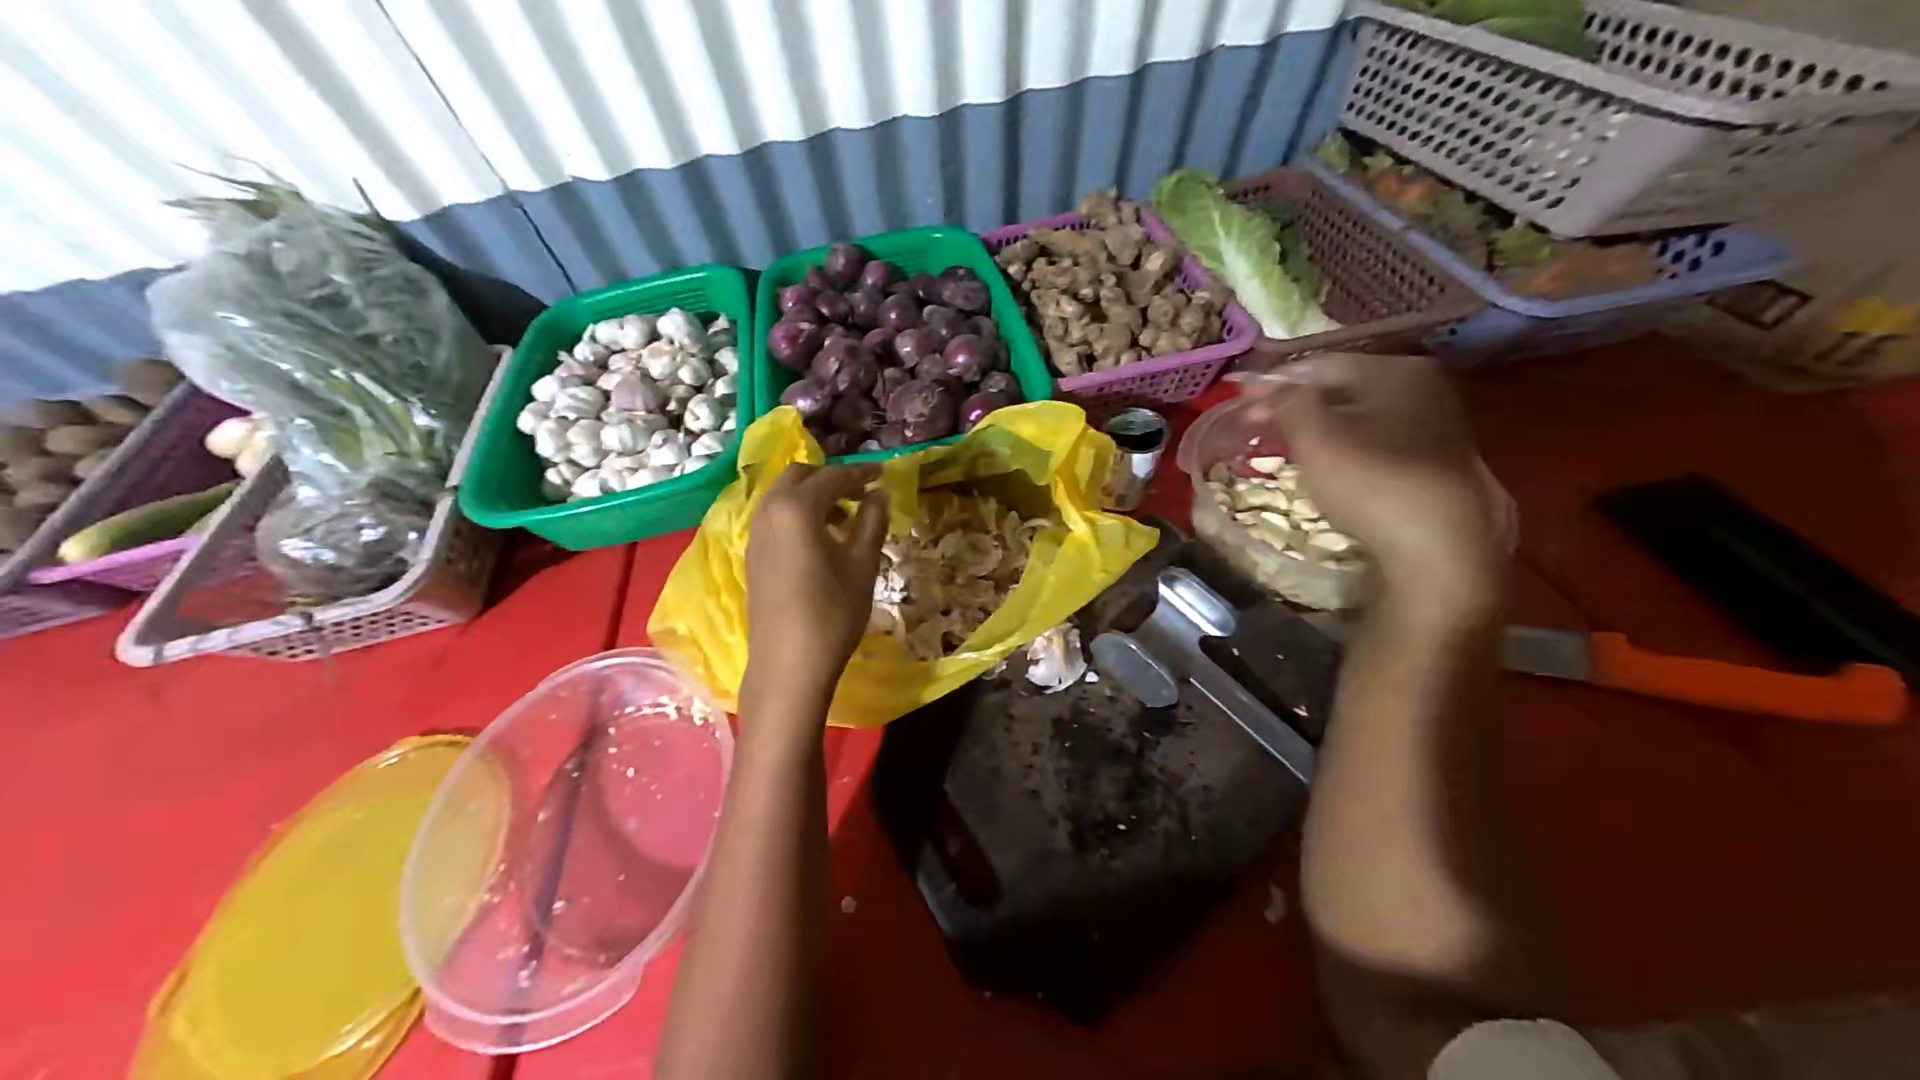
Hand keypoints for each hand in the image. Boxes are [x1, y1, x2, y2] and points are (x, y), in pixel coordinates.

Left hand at [744, 463, 889, 705]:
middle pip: (800, 477)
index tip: (883, 473)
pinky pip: (775, 518)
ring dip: (813, 496)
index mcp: (796, 508)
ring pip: (783, 497)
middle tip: (862, 493)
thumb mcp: (862, 563)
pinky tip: (820, 540)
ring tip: (845, 518)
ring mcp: (755, 534)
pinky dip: (798, 515)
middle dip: (831, 478)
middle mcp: (769, 512)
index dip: (861, 473)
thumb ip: (872, 521)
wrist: (789, 665)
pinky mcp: (752, 556)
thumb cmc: (833, 613)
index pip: (832, 477)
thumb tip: (879, 494)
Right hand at [1251, 353, 1505, 613]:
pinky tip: (1328, 466)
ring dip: (1320, 427)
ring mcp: (1438, 425)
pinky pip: (1378, 442)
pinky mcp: (1438, 462)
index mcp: (1396, 370)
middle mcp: (1425, 387)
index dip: (1272, 380)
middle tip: (1257, 424)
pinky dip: (1346, 447)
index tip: (1239, 397)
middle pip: (1342, 388)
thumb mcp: (1315, 437)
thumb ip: (1287, 401)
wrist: (1441, 548)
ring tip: (1284, 444)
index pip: (1318, 365)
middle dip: (1296, 404)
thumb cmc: (1372, 481)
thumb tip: (1265, 383)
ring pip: (1360, 416)